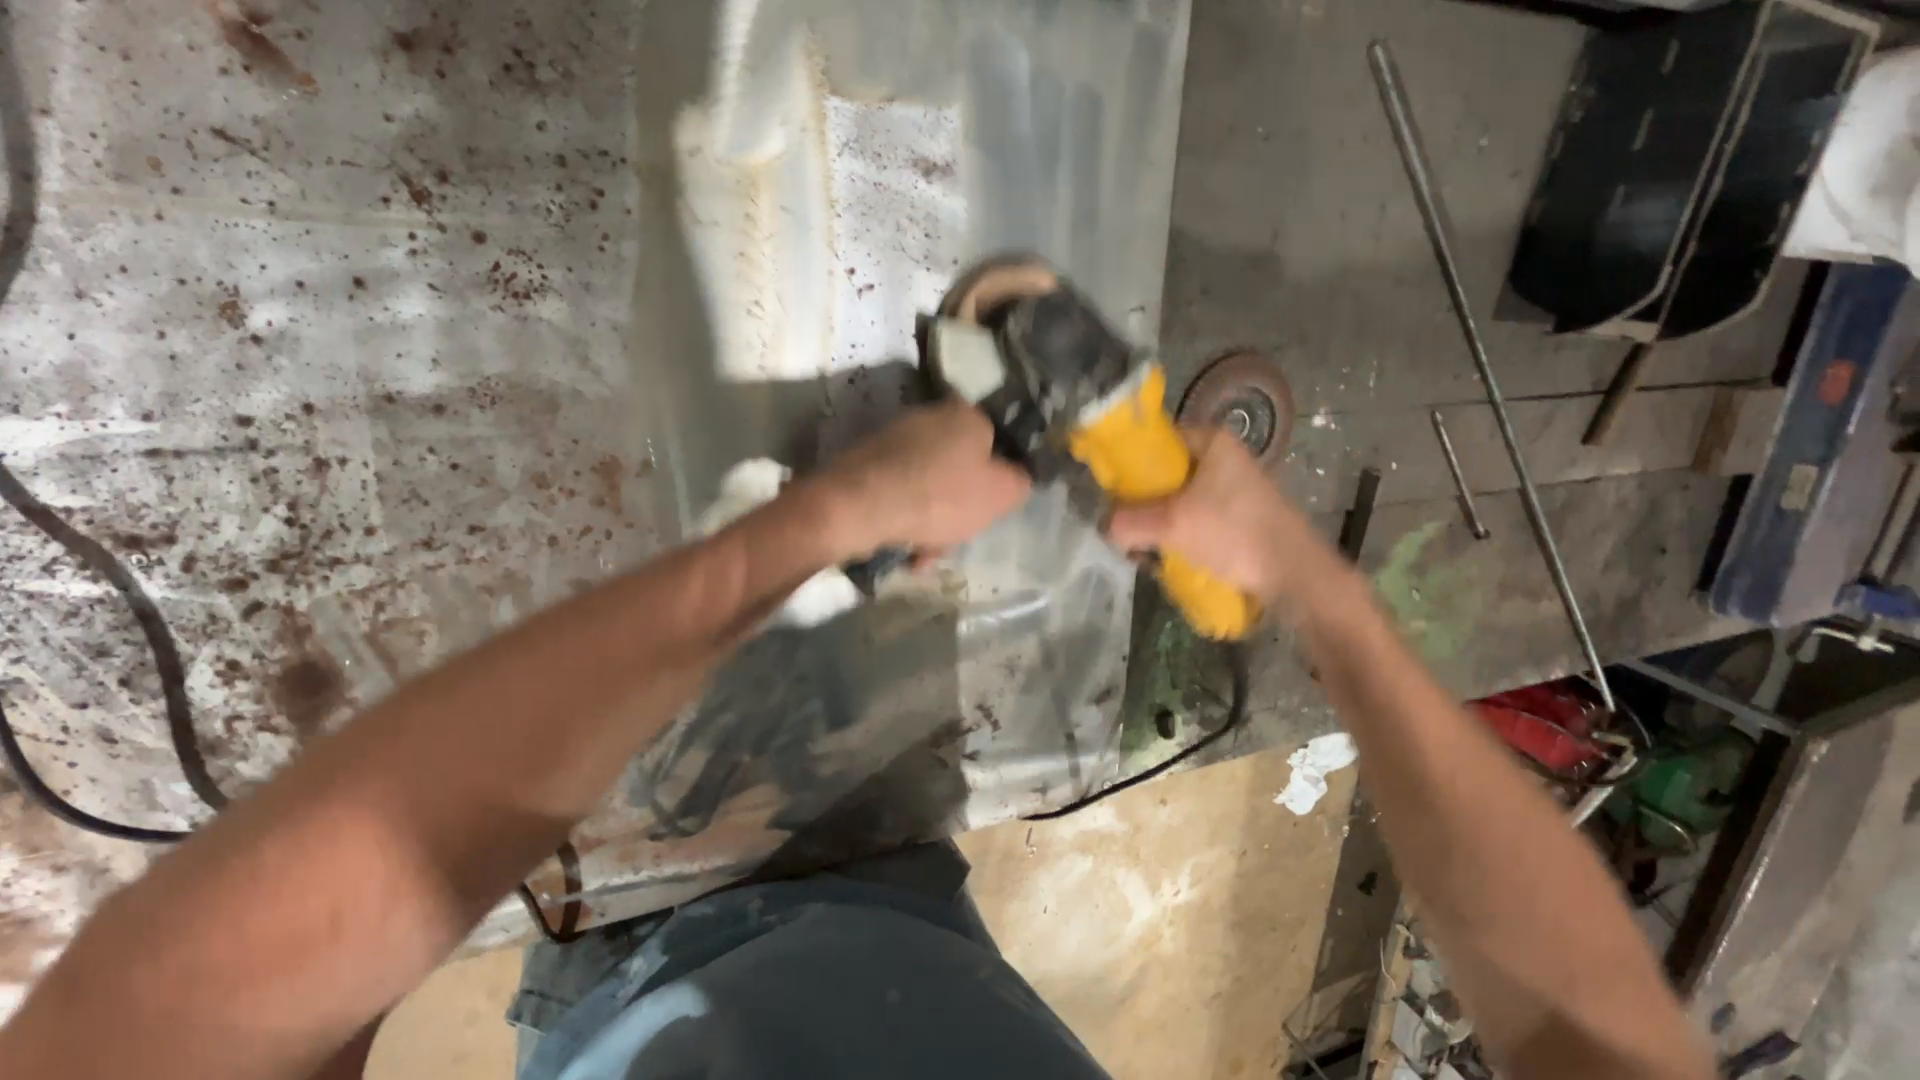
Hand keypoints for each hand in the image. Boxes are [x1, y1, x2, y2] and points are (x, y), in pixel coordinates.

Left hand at [814, 399, 1031, 557]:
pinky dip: (903, 520)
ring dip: (929, 523)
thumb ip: (1019, 482)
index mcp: (966, 415)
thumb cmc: (940, 496)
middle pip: (958, 468)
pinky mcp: (866, 463)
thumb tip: (1016, 477)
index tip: (990, 506)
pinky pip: (898, 494)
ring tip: (921, 555)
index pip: (996, 440)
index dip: (997, 476)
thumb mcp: (1000, 494)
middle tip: (954, 538)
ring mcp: (893, 439)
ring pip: (927, 486)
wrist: (858, 507)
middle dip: (958, 509)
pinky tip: (901, 549)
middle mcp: (929, 416)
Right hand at [1106, 426, 1348, 607]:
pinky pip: (1197, 520)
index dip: (1130, 466)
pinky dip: (1181, 537)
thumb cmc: (1233, 533)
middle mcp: (1224, 458)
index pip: (1157, 443)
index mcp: (1212, 442)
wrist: (1292, 572)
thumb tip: (1105, 527)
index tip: (1112, 494)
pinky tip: (1170, 558)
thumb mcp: (1172, 525)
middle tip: (1128, 529)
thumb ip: (1130, 522)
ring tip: (1146, 551)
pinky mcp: (1240, 517)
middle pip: (1166, 475)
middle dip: (1143, 505)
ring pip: (1179, 501)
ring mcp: (1235, 488)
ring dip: (1160, 526)